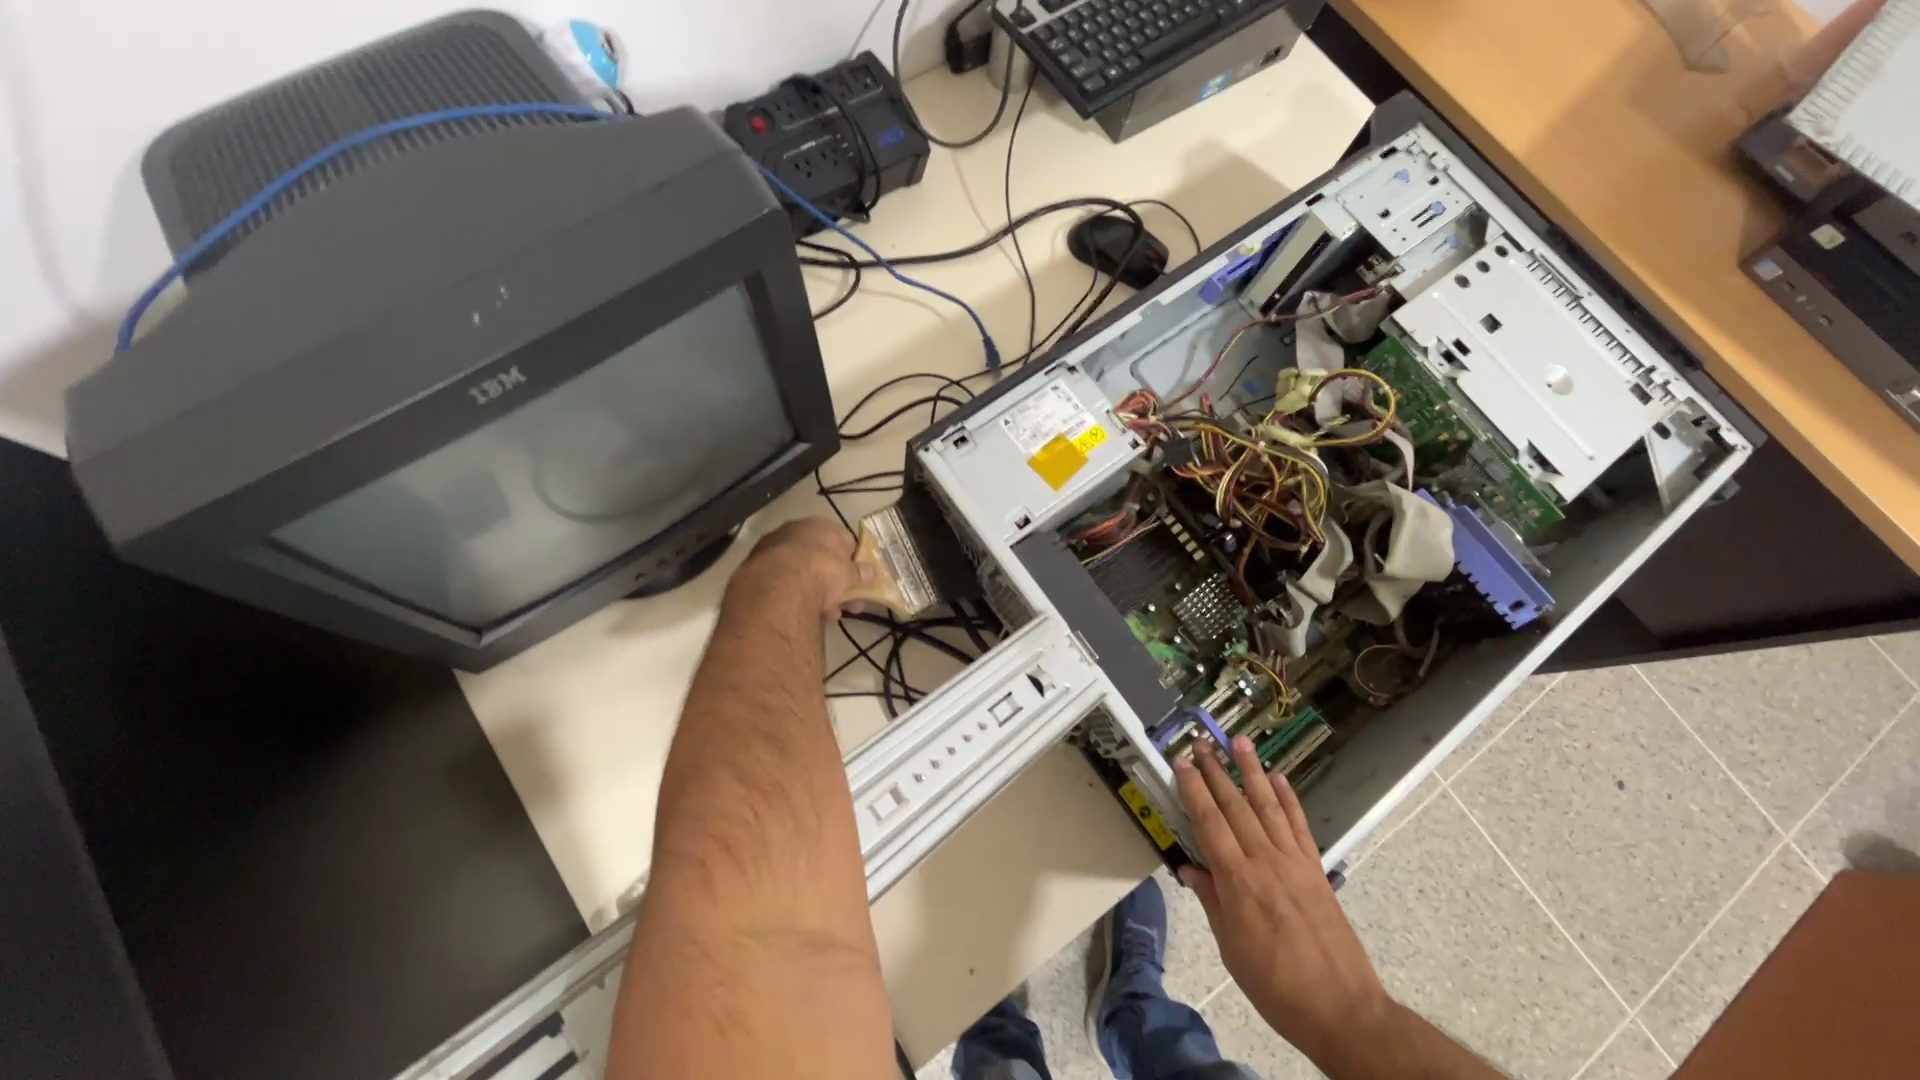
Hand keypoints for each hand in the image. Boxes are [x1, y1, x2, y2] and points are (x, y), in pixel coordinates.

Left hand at [734, 517, 868, 620]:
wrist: (779, 585)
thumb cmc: (823, 571)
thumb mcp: (851, 574)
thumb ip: (861, 573)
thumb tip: (870, 573)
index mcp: (820, 524)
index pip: (843, 540)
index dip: (853, 562)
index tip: (859, 582)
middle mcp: (796, 531)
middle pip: (821, 559)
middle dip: (835, 583)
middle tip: (847, 604)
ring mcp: (774, 549)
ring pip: (802, 573)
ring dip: (817, 594)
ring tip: (829, 616)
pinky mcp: (756, 569)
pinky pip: (785, 584)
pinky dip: (796, 598)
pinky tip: (805, 615)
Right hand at [1173, 737, 1392, 1063]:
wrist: (1341, 1008)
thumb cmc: (1275, 985)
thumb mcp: (1230, 948)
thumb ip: (1212, 901)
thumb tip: (1189, 869)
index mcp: (1238, 881)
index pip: (1209, 822)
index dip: (1193, 789)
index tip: (1181, 762)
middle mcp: (1265, 862)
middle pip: (1235, 806)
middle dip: (1216, 771)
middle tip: (1202, 742)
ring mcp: (1294, 863)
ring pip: (1268, 806)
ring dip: (1252, 772)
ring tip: (1240, 742)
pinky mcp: (1316, 870)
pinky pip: (1299, 826)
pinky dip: (1288, 799)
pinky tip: (1279, 779)